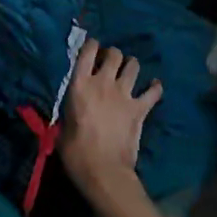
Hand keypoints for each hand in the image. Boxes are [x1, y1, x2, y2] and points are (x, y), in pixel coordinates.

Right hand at [60, 39, 162, 213]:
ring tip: (129, 72)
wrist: (104, 171)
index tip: (93, 47)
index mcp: (80, 85)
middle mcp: (103, 83)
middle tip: (110, 62)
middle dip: (113, 54)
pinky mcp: (140, 108)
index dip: (91, 45)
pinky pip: (153, 91)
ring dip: (131, 66)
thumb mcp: (62, 129)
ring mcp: (124, 94)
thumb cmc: (76, 153)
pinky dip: (155, 87)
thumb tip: (69, 109)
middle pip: (114, 53)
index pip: (87, 51)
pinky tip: (154, 87)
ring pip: (133, 65)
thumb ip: (67, 112)